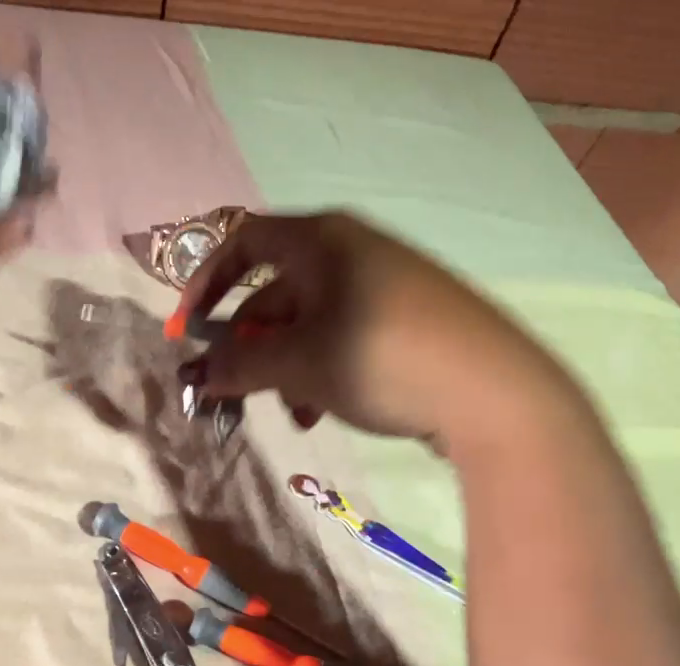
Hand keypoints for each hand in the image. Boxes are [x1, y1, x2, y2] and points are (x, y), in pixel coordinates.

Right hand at [174, 212, 578, 451]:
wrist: (491, 390)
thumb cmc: (378, 358)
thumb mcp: (297, 364)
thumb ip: (237, 367)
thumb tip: (196, 377)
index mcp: (321, 240)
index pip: (242, 241)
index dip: (204, 284)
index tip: (188, 333)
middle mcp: (351, 249)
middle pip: (274, 289)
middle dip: (247, 343)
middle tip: (233, 388)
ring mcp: (383, 282)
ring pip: (307, 320)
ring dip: (283, 367)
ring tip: (288, 410)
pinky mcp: (407, 317)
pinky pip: (342, 334)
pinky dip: (319, 369)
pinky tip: (321, 411)